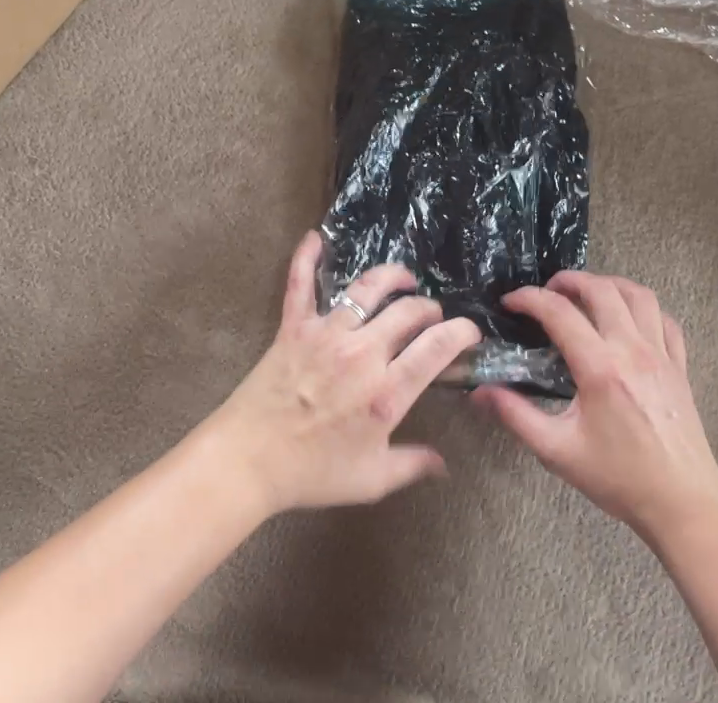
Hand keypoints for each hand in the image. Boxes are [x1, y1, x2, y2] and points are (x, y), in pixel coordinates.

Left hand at [199, 232, 480, 514]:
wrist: (249, 461)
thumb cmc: (311, 473)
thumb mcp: (371, 479)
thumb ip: (412, 465)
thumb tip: (443, 465)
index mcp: (387, 393)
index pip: (437, 348)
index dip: (460, 333)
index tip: (469, 331)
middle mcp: (362, 354)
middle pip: (408, 312)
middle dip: (428, 308)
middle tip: (432, 316)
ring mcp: (326, 335)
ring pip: (367, 289)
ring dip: (391, 277)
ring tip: (403, 278)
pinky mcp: (293, 328)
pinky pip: (300, 284)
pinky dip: (306, 258)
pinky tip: (315, 237)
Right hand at [473, 271, 717, 537]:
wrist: (683, 503)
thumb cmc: (619, 479)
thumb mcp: (557, 451)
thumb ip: (516, 416)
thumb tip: (480, 392)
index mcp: (601, 369)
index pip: (559, 312)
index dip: (529, 299)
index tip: (509, 302)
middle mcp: (634, 351)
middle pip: (602, 290)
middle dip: (569, 280)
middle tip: (546, 290)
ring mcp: (662, 356)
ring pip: (640, 295)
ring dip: (609, 284)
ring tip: (586, 294)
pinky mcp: (680, 367)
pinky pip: (665, 320)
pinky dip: (643, 308)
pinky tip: (627, 319)